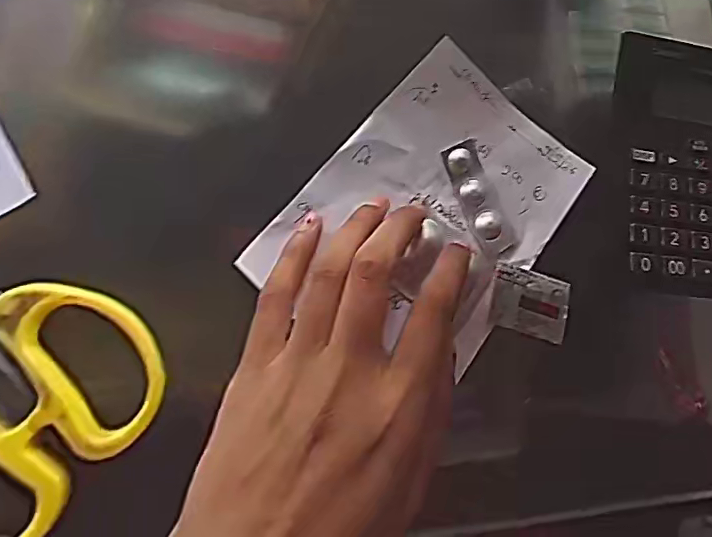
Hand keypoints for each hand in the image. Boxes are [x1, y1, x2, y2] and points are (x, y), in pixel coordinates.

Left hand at [171, 201, 472, 536]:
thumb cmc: (334, 532)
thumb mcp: (411, 480)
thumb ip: (433, 410)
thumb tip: (444, 353)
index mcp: (395, 404)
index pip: (435, 310)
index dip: (451, 269)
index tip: (456, 254)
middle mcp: (349, 372)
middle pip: (378, 272)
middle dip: (400, 229)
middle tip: (414, 215)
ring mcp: (298, 364)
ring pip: (330, 271)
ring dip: (355, 229)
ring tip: (373, 207)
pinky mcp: (255, 368)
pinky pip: (277, 295)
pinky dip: (295, 254)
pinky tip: (309, 229)